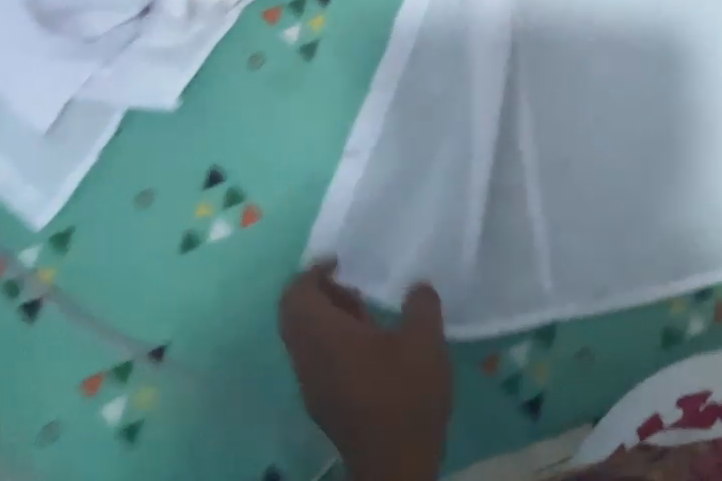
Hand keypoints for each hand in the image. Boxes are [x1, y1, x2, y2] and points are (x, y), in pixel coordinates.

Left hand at [279, 261, 451, 480]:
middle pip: (295, 317)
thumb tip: (416, 287)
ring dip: (327, 317)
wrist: (395, 464)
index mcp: (325, 338)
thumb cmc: (406, 395)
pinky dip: (335, 338)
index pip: (296, 296)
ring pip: (306, 339)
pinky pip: (318, 357)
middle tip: (352, 279)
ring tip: (366, 305)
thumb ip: (421, 305)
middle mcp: (309, 359)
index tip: (342, 260)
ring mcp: (314, 384)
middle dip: (318, 293)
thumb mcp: (425, 340)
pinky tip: (373, 340)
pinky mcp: (326, 402)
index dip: (313, 272)